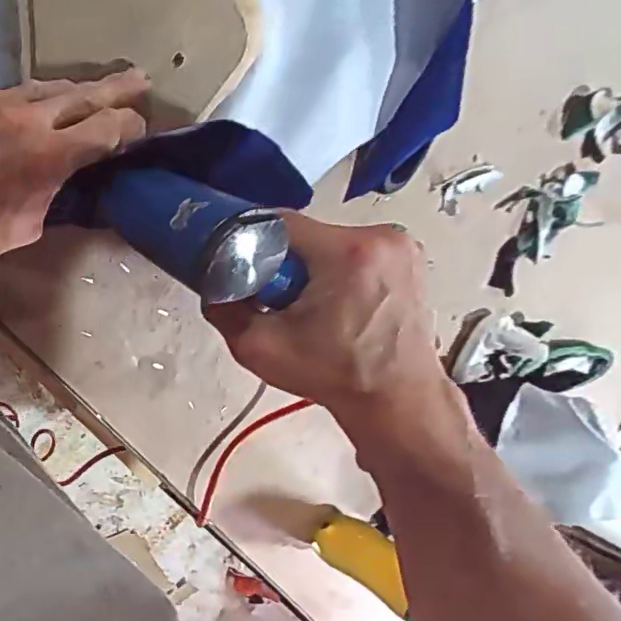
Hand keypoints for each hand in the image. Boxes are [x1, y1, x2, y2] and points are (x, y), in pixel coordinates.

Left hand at [0, 71, 149, 271]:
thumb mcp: (29, 225)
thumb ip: (59, 192)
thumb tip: (77, 178)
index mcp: (48, 157)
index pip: (107, 128)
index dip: (131, 127)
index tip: (139, 131)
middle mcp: (30, 119)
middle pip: (87, 95)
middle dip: (119, 89)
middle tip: (141, 81)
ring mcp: (0, 103)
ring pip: (53, 87)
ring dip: (79, 91)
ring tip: (97, 91)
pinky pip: (20, 92)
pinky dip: (40, 98)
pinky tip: (46, 105)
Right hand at [203, 214, 450, 422]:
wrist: (395, 398)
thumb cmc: (337, 374)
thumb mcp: (259, 347)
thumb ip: (224, 312)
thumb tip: (213, 289)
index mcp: (349, 253)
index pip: (280, 223)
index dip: (251, 244)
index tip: (242, 272)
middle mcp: (382, 238)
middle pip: (305, 234)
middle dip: (281, 263)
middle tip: (275, 301)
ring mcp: (400, 246)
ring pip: (327, 243)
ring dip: (307, 268)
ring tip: (305, 307)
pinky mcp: (407, 259)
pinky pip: (352, 252)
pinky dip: (333, 272)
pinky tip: (330, 305)